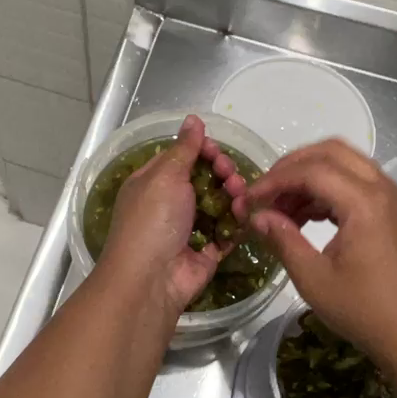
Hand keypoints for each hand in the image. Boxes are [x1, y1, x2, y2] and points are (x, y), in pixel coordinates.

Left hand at [99, 115, 246, 313]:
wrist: (151, 279)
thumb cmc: (152, 220)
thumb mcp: (165, 176)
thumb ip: (184, 149)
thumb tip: (192, 118)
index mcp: (153, 182)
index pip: (182, 157)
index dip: (202, 150)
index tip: (214, 151)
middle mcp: (170, 203)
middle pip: (206, 178)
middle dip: (222, 171)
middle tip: (228, 175)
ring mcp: (190, 228)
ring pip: (221, 203)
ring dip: (234, 195)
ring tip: (239, 196)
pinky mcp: (208, 251)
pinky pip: (228, 231)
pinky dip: (238, 222)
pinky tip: (245, 215)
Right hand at [236, 140, 396, 362]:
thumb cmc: (364, 310)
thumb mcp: (313, 278)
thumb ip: (283, 240)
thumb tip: (257, 217)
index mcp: (364, 202)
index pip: (311, 170)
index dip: (274, 181)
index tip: (248, 201)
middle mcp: (382, 189)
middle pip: (330, 152)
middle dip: (292, 167)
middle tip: (265, 192)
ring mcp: (392, 197)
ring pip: (345, 163)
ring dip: (310, 176)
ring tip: (282, 209)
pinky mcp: (394, 211)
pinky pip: (357, 181)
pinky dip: (328, 188)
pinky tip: (307, 216)